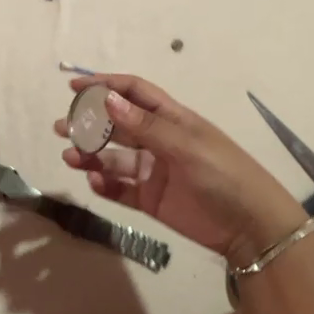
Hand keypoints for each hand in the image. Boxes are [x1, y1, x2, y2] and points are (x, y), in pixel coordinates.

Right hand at [56, 75, 306, 264]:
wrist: (251, 227)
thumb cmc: (225, 175)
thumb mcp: (186, 146)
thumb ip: (145, 126)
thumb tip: (107, 98)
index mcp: (172, 120)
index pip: (133, 94)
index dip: (105, 87)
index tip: (74, 89)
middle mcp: (159, 142)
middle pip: (117, 126)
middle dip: (89, 124)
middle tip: (61, 128)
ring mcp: (153, 172)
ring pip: (113, 158)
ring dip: (91, 155)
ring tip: (71, 158)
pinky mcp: (150, 200)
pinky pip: (120, 189)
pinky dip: (104, 184)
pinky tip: (94, 182)